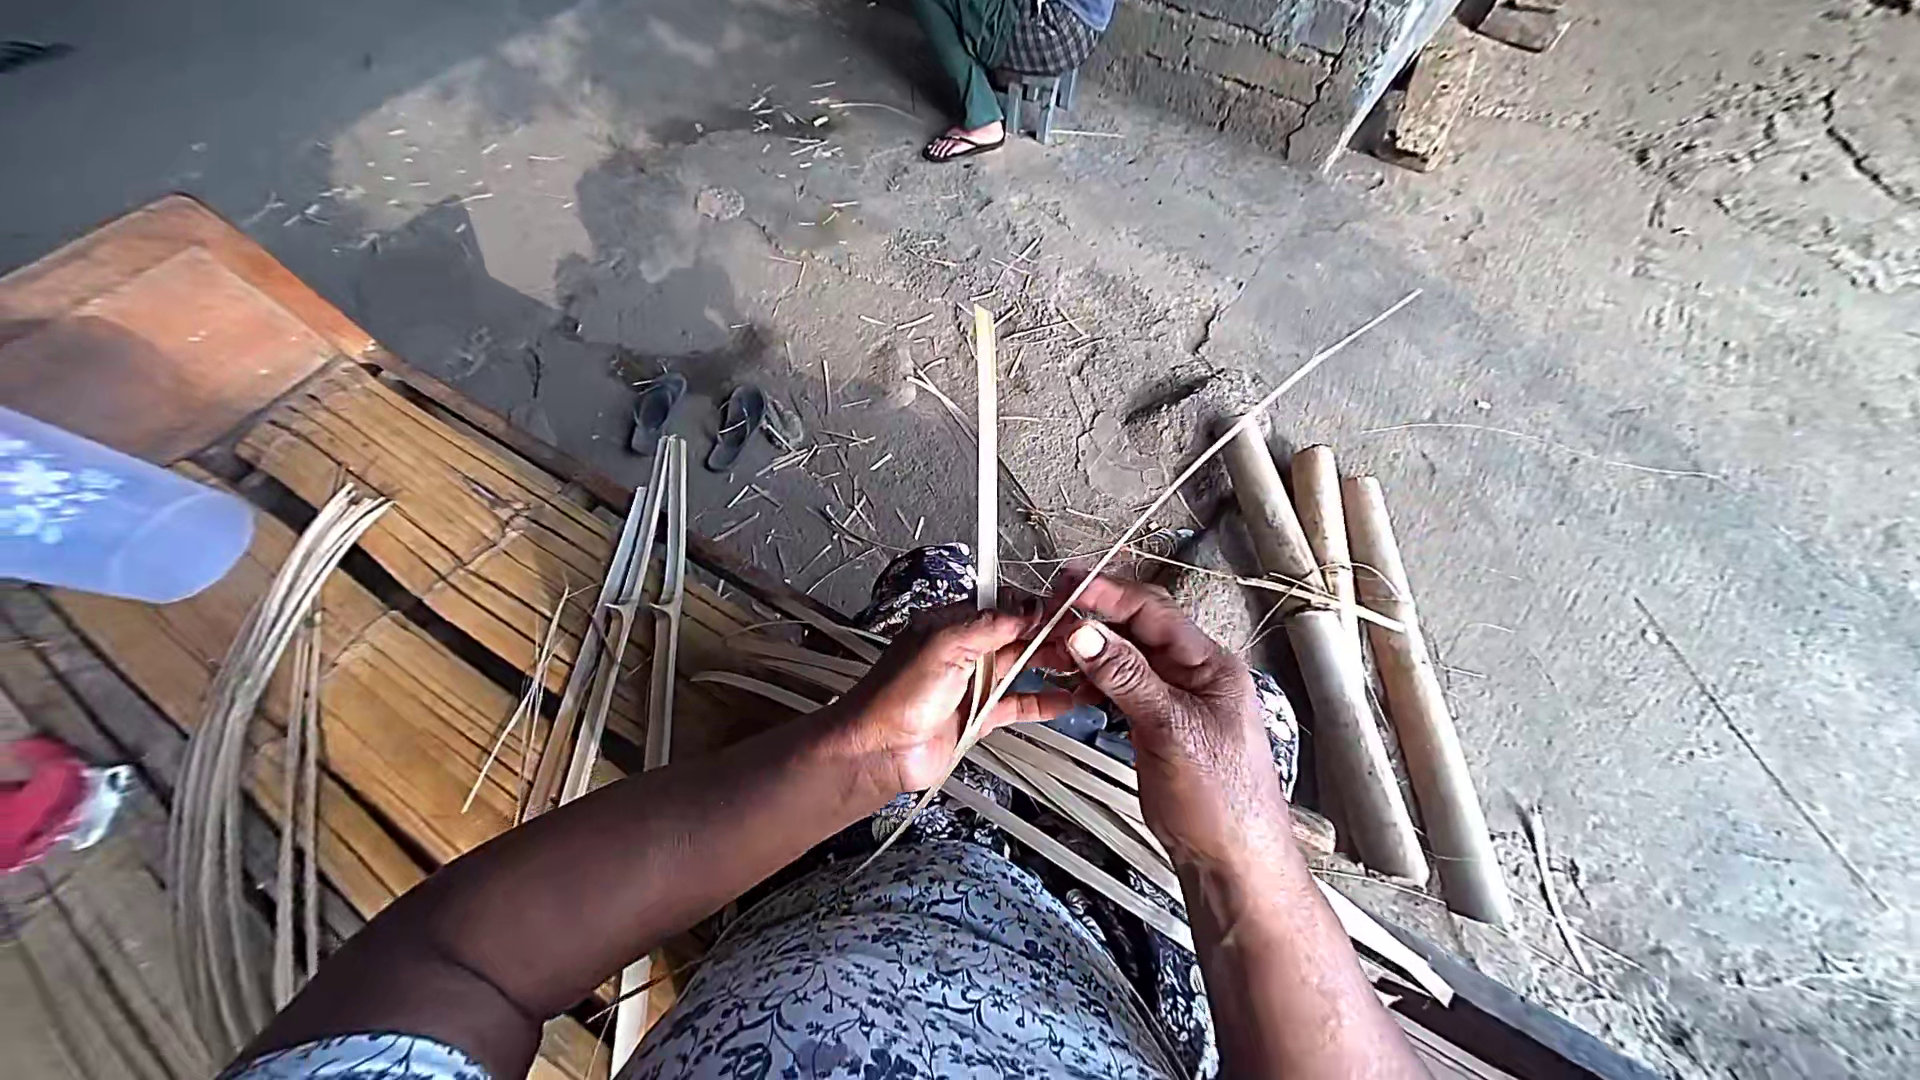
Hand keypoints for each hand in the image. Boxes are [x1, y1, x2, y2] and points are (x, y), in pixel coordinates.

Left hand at [832, 603, 1073, 795]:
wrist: (878, 751)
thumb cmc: (895, 697)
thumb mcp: (943, 647)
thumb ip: (987, 625)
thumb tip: (1025, 606)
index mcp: (952, 624)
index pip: (1003, 607)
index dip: (1034, 608)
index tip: (1065, 611)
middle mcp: (964, 650)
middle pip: (1017, 636)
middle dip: (1050, 636)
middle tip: (1083, 639)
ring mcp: (972, 683)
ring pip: (1021, 667)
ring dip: (1052, 666)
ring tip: (1084, 665)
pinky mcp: (979, 714)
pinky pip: (1018, 703)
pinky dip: (1043, 702)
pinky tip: (1066, 700)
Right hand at [1044, 575, 1288, 862]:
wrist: (1230, 861)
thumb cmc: (1223, 803)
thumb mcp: (1171, 729)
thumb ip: (1126, 677)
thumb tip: (1087, 634)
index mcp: (1210, 665)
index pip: (1153, 611)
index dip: (1108, 594)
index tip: (1070, 586)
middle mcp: (1192, 673)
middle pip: (1136, 628)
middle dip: (1093, 617)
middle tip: (1053, 611)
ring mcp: (1172, 695)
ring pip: (1123, 655)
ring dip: (1088, 648)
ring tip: (1052, 646)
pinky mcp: (1154, 717)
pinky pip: (1119, 683)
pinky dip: (1092, 678)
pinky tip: (1072, 680)